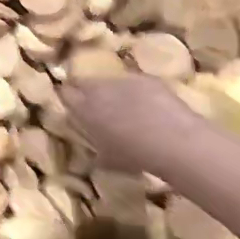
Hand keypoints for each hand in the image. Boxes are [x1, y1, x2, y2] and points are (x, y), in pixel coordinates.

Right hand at [61, 75, 205, 169]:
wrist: (175, 141)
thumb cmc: (135, 155)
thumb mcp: (107, 159)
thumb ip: (94, 149)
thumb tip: (92, 153)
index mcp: (82, 107)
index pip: (64, 93)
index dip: (68, 99)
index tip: (74, 108)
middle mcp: (98, 88)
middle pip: (85, 83)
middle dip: (89, 93)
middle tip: (99, 109)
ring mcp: (123, 80)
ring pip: (111, 82)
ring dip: (114, 92)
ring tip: (127, 109)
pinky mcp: (147, 78)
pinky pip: (135, 83)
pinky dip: (138, 92)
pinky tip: (151, 108)